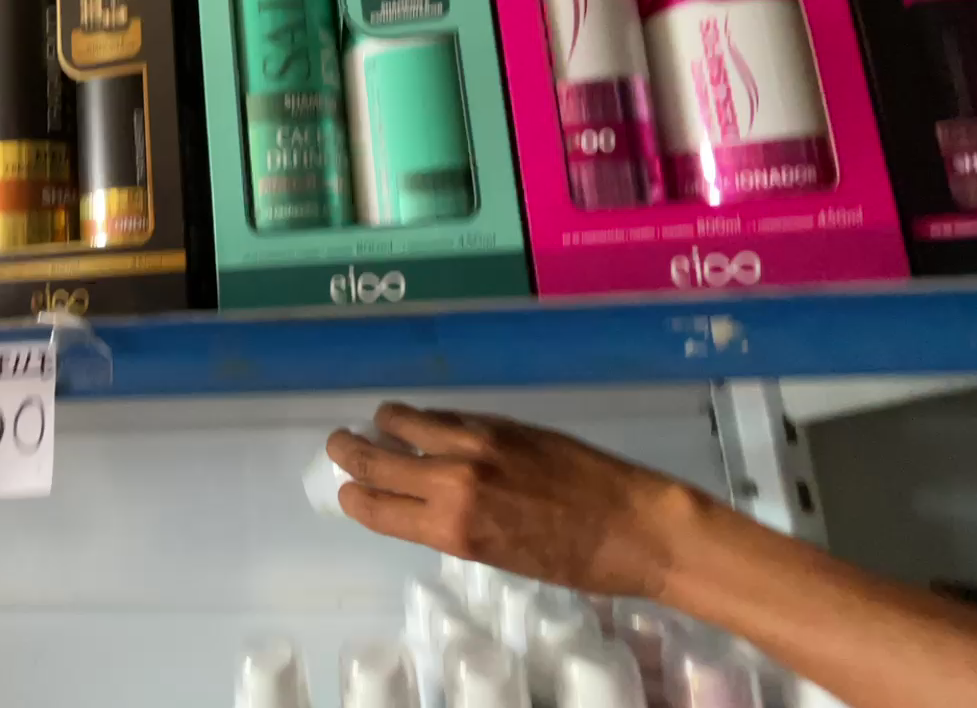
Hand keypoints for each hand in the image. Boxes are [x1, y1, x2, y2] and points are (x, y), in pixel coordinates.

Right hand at [326, 403, 711, 600]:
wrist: (638, 527)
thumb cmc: (572, 561)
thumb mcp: (497, 556)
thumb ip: (447, 522)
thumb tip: (412, 496)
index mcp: (452, 529)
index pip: (372, 505)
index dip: (350, 495)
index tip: (346, 489)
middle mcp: (452, 481)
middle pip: (369, 456)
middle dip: (344, 449)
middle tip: (339, 444)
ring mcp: (471, 444)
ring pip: (396, 418)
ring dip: (385, 425)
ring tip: (391, 429)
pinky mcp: (493, 421)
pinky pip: (439, 414)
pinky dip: (427, 421)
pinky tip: (438, 430)